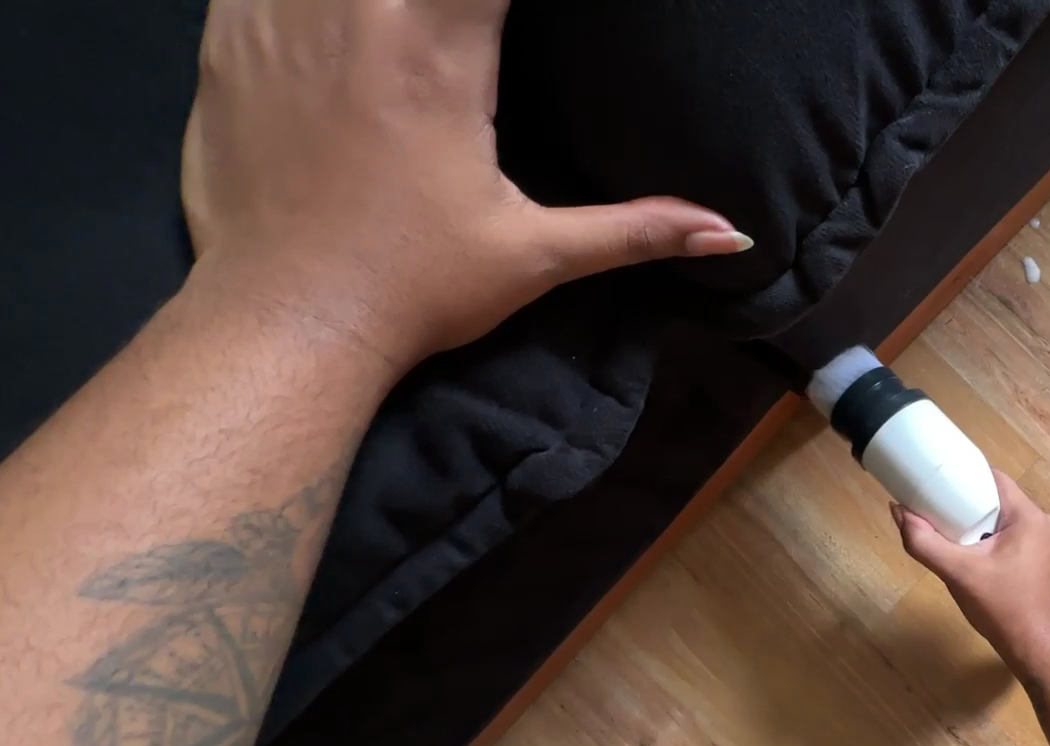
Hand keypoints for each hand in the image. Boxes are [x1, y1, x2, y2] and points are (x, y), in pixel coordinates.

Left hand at [181, 0, 750, 379]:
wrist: (288, 316)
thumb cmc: (423, 287)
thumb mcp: (541, 256)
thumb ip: (639, 230)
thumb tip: (730, 232)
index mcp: (435, 55)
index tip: (554, 24)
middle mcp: (349, 8)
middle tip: (491, 27)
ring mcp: (271, 10)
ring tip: (446, 22)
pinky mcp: (225, 31)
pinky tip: (366, 19)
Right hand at [892, 470, 1049, 676]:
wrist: (1031, 646)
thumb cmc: (999, 607)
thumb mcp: (956, 573)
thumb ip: (924, 542)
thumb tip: (898, 511)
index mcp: (1029, 516)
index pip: (994, 479)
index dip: (963, 477)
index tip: (937, 483)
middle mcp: (1042, 522)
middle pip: (997, 498)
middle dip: (966, 502)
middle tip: (936, 509)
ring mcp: (1044, 541)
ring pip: (1002, 517)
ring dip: (976, 521)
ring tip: (948, 529)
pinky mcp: (1039, 557)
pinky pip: (1009, 534)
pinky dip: (988, 536)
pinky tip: (968, 549)